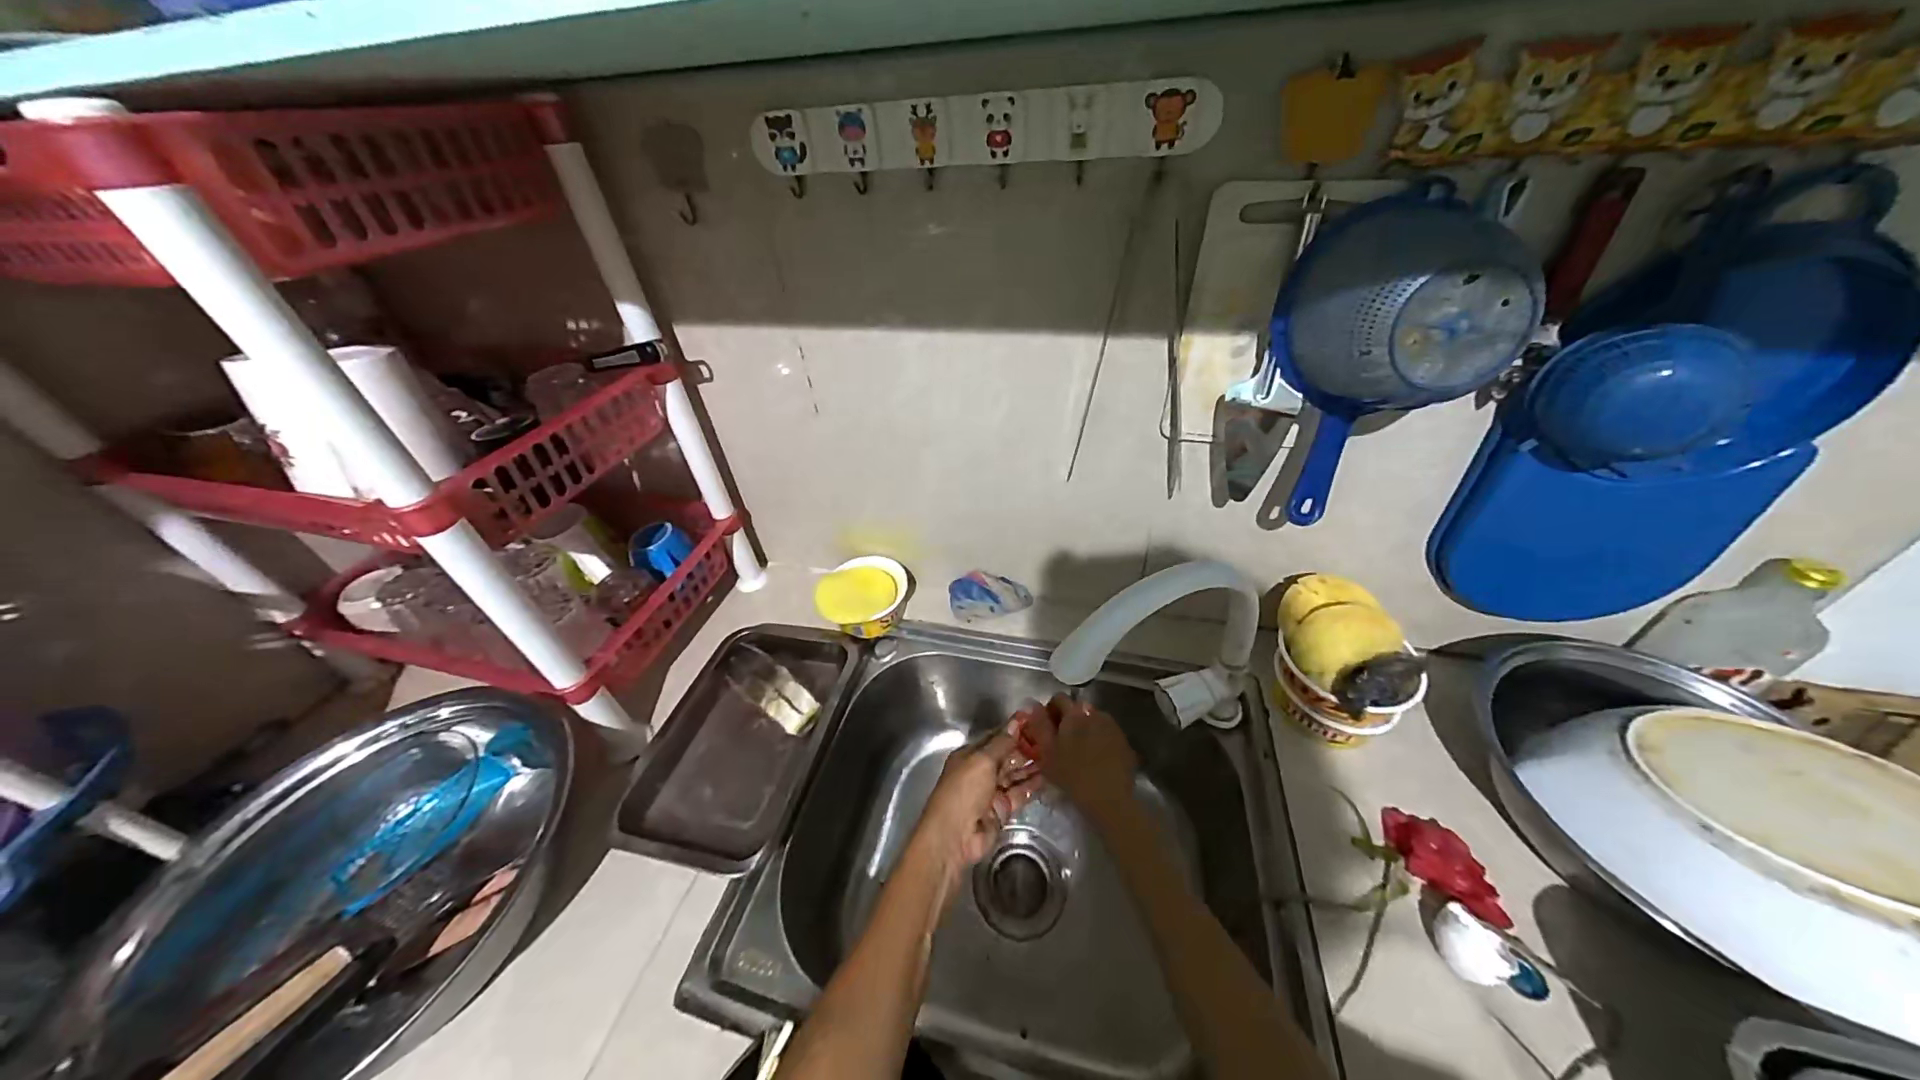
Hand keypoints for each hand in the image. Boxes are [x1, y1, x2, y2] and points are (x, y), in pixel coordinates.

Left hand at [907, 729, 1041, 893]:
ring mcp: (991, 792)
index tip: (1034, 719)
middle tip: (1050, 736)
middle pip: (1006, 756)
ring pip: (1014, 774)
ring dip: (1031, 765)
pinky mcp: (1002, 809)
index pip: (994, 738)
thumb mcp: (981, 761)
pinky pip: (1019, 793)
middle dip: (1025, 747)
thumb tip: (1016, 722)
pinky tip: (1048, 775)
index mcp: (969, 756)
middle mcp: (980, 772)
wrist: (955, 836)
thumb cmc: (963, 791)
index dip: (1013, 729)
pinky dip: (1032, 785)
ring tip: (1053, 754)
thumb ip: (1001, 743)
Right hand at [1014, 694, 1138, 816]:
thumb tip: (1033, 704)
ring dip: (1084, 729)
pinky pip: (1106, 733)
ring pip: (1092, 721)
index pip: (1059, 698)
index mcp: (1074, 713)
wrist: (1110, 799)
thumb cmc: (1072, 775)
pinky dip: (1099, 740)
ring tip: (1080, 751)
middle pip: (1077, 708)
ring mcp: (1112, 727)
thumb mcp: (1046, 752)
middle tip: (1061, 741)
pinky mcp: (1124, 742)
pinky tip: (1096, 758)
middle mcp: (1095, 713)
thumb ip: (1039, 724)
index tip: (1046, 728)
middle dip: (1068, 720)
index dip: (1050, 710)